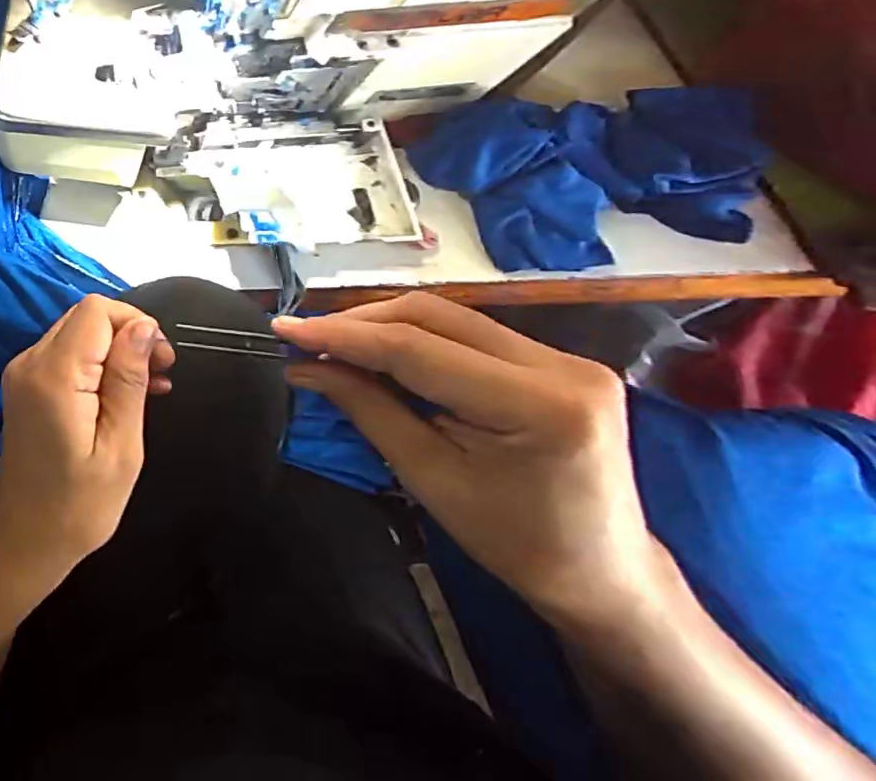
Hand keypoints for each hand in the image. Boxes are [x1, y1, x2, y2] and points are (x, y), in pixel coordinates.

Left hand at [0, 296, 175, 596]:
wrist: (28, 532)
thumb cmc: (81, 502)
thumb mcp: (121, 445)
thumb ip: (129, 380)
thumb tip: (144, 327)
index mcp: (53, 375)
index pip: (95, 311)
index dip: (135, 324)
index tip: (161, 361)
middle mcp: (30, 361)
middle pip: (84, 316)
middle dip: (128, 334)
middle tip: (159, 375)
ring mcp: (22, 370)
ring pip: (76, 331)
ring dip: (114, 349)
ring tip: (147, 388)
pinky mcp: (24, 381)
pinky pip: (65, 351)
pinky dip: (95, 361)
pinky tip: (120, 392)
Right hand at [272, 293, 671, 625]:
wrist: (603, 573)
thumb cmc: (513, 539)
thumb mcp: (425, 473)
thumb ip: (364, 406)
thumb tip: (304, 366)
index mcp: (539, 404)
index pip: (416, 349)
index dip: (341, 335)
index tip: (284, 329)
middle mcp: (561, 366)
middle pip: (432, 316)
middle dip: (357, 323)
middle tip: (303, 339)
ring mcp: (563, 358)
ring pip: (445, 316)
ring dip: (379, 326)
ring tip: (329, 345)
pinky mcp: (552, 361)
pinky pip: (463, 332)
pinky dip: (410, 337)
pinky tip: (376, 353)